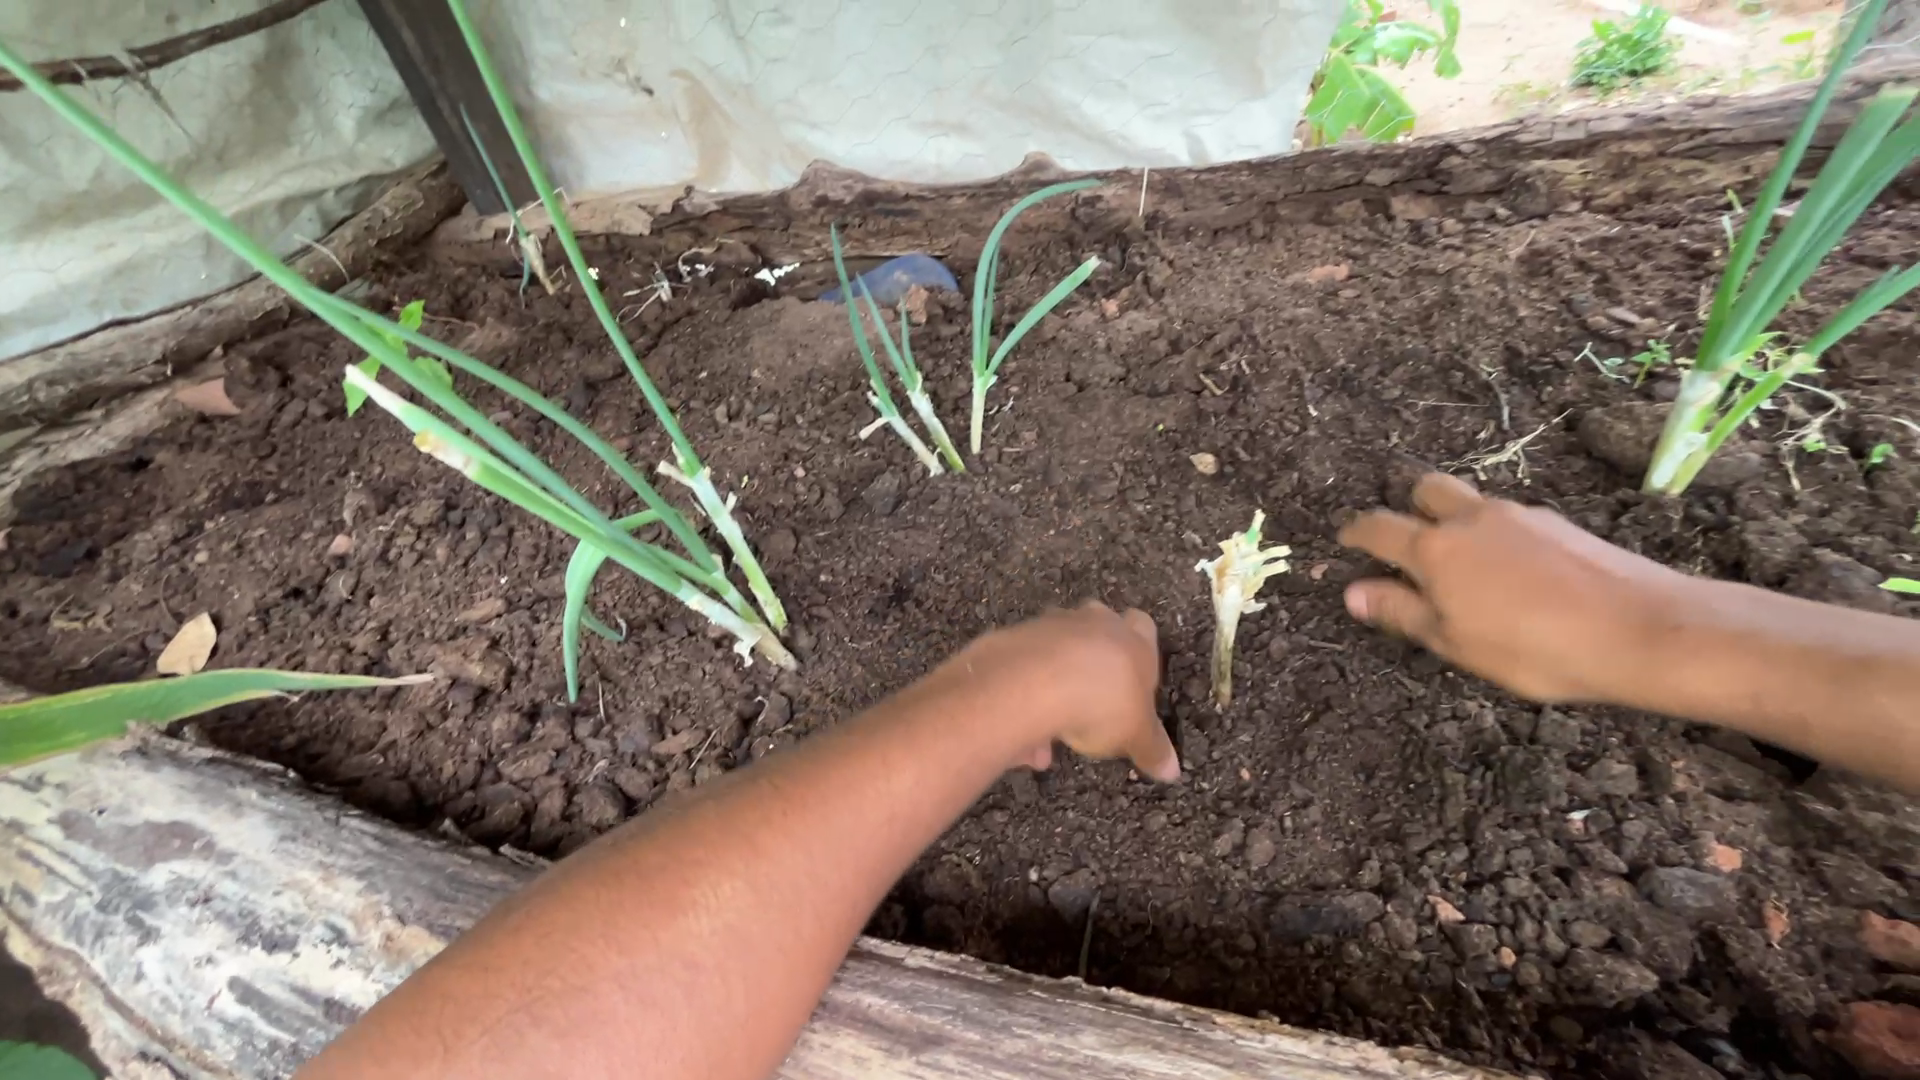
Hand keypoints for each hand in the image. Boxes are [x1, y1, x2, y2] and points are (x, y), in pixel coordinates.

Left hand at [927, 603, 1179, 781]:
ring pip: (1054, 650)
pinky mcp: (1013, 637)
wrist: (1034, 681)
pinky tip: (1022, 740)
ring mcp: (1050, 625)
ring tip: (1048, 736)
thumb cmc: (1102, 702)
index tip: (1134, 680)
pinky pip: (1022, 668)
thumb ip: (1152, 749)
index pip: (1144, 627)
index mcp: (1132, 639)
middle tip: (1090, 698)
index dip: (1139, 650)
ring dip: (1052, 684)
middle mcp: (1092, 623)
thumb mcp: (1136, 736)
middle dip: (1092, 660)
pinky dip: (1023, 699)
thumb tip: (1172, 769)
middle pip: (1096, 629)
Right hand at [1337, 473, 1696, 703]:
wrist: (1648, 630)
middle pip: (1425, 490)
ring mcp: (1519, 516)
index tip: (1346, 540)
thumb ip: (1402, 611)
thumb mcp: (1455, 642)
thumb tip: (1354, 592)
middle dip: (1409, 506)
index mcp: (1435, 550)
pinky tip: (1516, 575)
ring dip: (1456, 522)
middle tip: (1409, 541)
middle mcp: (1471, 520)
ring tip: (1467, 567)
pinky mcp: (1559, 524)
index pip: (1378, 528)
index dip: (1355, 532)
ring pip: (1471, 504)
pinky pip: (1510, 520)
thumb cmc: (1534, 647)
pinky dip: (1497, 537)